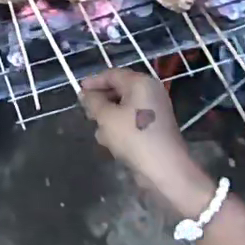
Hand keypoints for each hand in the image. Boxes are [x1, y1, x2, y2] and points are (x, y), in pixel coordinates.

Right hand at [78, 68, 215, 214]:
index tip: (79, 91)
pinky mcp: (155, 128)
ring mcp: (155, 111)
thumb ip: (93, 102)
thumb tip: (85, 93)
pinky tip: (110, 141)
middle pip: (119, 90)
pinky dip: (120, 126)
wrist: (165, 170)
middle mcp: (150, 92)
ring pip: (124, 107)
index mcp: (141, 83)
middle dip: (101, 101)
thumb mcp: (106, 117)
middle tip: (86, 111)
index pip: (113, 75)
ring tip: (97, 129)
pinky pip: (132, 120)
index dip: (93, 82)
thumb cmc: (134, 137)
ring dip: (109, 117)